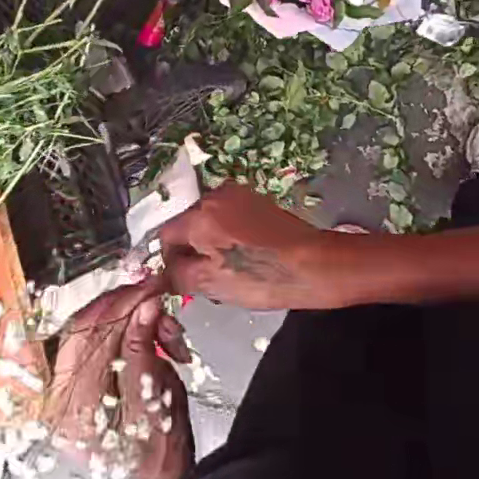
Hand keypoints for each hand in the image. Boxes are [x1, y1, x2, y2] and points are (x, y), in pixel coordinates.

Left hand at [44, 279, 191, 478]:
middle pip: (86, 327)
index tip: (146, 288)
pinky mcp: (85, 379)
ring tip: (171, 333)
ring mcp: (69, 386)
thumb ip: (143, 349)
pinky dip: (135, 331)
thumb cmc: (158, 454)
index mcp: (69, 405)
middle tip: (158, 295)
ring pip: (97, 328)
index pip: (83, 335)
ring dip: (138, 320)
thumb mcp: (155, 400)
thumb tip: (146, 305)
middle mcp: (59, 394)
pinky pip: (105, 340)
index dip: (116, 305)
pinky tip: (162, 340)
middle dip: (127, 307)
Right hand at [159, 184, 341, 310]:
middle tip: (211, 277)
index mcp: (200, 215)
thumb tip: (162, 273)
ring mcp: (237, 194)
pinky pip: (228, 215)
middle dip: (192, 249)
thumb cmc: (262, 277)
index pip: (165, 235)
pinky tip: (246, 252)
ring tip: (232, 266)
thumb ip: (177, 275)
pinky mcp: (255, 198)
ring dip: (211, 242)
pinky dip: (228, 233)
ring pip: (208, 220)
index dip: (170, 260)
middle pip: (187, 224)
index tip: (185, 278)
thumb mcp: (212, 284)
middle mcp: (215, 195)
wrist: (316, 264)